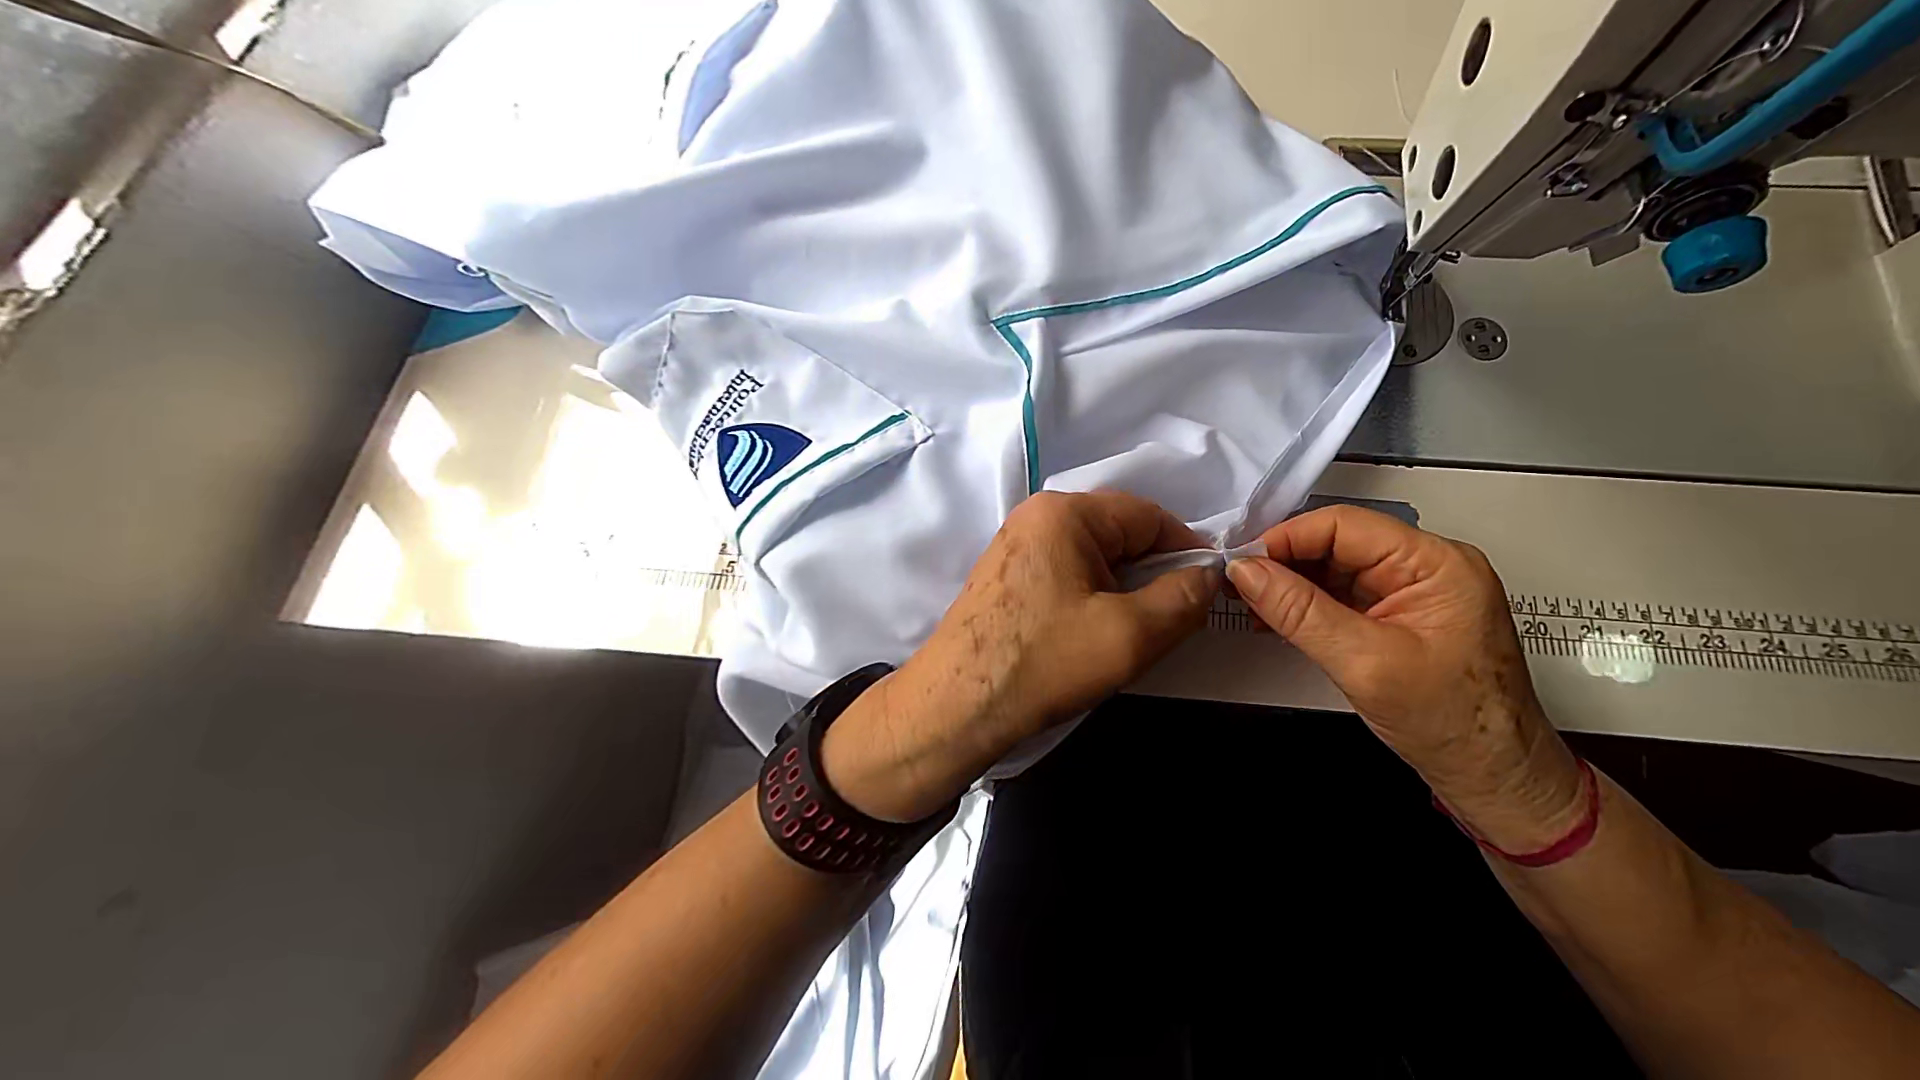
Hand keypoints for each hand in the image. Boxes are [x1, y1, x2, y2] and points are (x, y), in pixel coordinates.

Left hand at [824, 491, 1219, 821]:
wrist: (955, 708)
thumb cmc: (1043, 663)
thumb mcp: (1131, 634)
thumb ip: (1184, 597)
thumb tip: (1209, 575)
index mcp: (1065, 513)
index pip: (1148, 515)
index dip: (1186, 551)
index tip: (1206, 592)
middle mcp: (1036, 518)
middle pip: (1119, 534)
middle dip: (1152, 574)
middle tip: (1169, 622)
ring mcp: (1016, 547)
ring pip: (1094, 558)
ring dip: (1123, 591)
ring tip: (1130, 635)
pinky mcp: (1006, 579)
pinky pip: (1066, 575)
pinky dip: (1092, 599)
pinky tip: (1093, 636)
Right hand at [1224, 506, 1586, 851]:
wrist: (1491, 775)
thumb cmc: (1455, 724)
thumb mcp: (1364, 662)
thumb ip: (1299, 610)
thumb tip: (1246, 572)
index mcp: (1436, 564)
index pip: (1343, 526)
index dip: (1286, 539)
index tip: (1242, 563)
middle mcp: (1424, 568)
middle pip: (1334, 543)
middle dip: (1282, 562)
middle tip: (1238, 585)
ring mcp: (1408, 591)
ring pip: (1331, 568)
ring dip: (1288, 585)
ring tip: (1252, 606)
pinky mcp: (1393, 614)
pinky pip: (1337, 593)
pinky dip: (1302, 604)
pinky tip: (1275, 618)